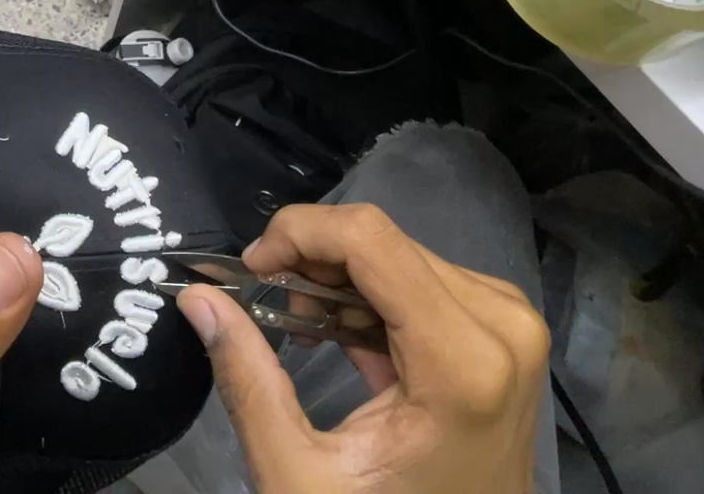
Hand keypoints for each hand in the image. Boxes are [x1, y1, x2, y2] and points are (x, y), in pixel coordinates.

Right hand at [175, 203, 548, 493]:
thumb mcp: (300, 477)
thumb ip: (247, 380)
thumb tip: (198, 297)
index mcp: (462, 362)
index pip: (369, 238)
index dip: (298, 233)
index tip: (251, 270)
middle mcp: (499, 324)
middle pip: (379, 241)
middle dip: (310, 259)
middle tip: (269, 305)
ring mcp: (506, 323)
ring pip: (392, 251)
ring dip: (335, 276)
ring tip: (304, 327)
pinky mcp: (500, 328)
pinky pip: (416, 274)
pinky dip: (365, 292)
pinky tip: (341, 331)